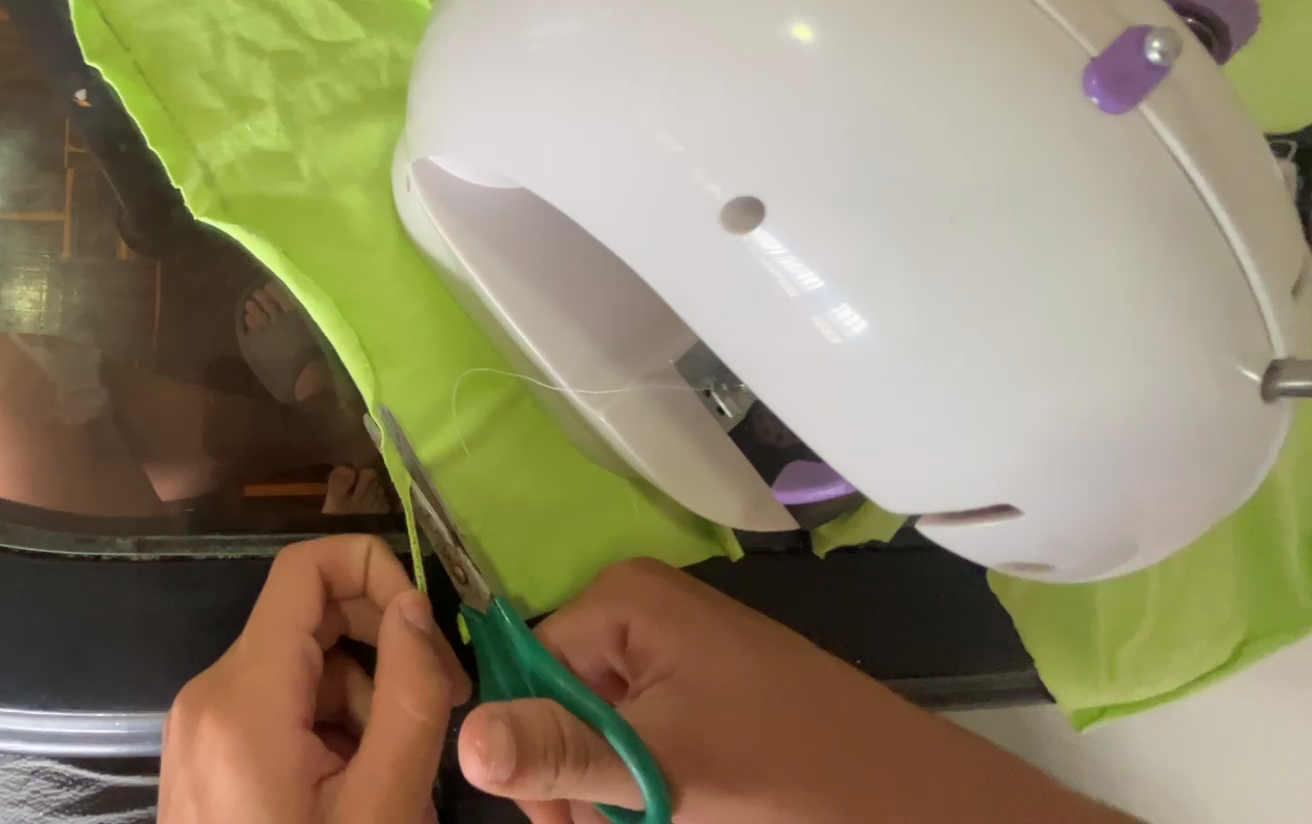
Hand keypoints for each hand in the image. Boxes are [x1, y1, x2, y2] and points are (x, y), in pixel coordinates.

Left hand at [160, 535, 470, 823]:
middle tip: (444, 700)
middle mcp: (212, 691)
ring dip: (365, 697)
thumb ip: (409, 696)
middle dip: (383, 642)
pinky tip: (359, 787)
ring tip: (400, 773)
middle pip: (309, 614)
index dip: (373, 568)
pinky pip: (285, 704)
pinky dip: (333, 726)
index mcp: (244, 695)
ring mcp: (205, 723)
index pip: (305, 568)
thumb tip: (414, 603)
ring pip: (306, 664)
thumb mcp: (383, 809)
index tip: (428, 626)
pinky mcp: (212, 750)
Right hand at [456, 559, 1136, 823]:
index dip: (534, 739)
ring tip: (661, 822)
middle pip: (562, 694)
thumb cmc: (796, 773)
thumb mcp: (668, 770)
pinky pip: (640, 730)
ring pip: (599, 722)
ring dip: (612, 786)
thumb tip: (464, 738)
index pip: (530, 663)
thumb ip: (563, 753)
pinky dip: (646, 781)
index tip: (562, 817)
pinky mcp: (700, 686)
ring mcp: (673, 648)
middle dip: (578, 773)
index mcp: (622, 599)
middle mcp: (639, 609)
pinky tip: (678, 812)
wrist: (936, 809)